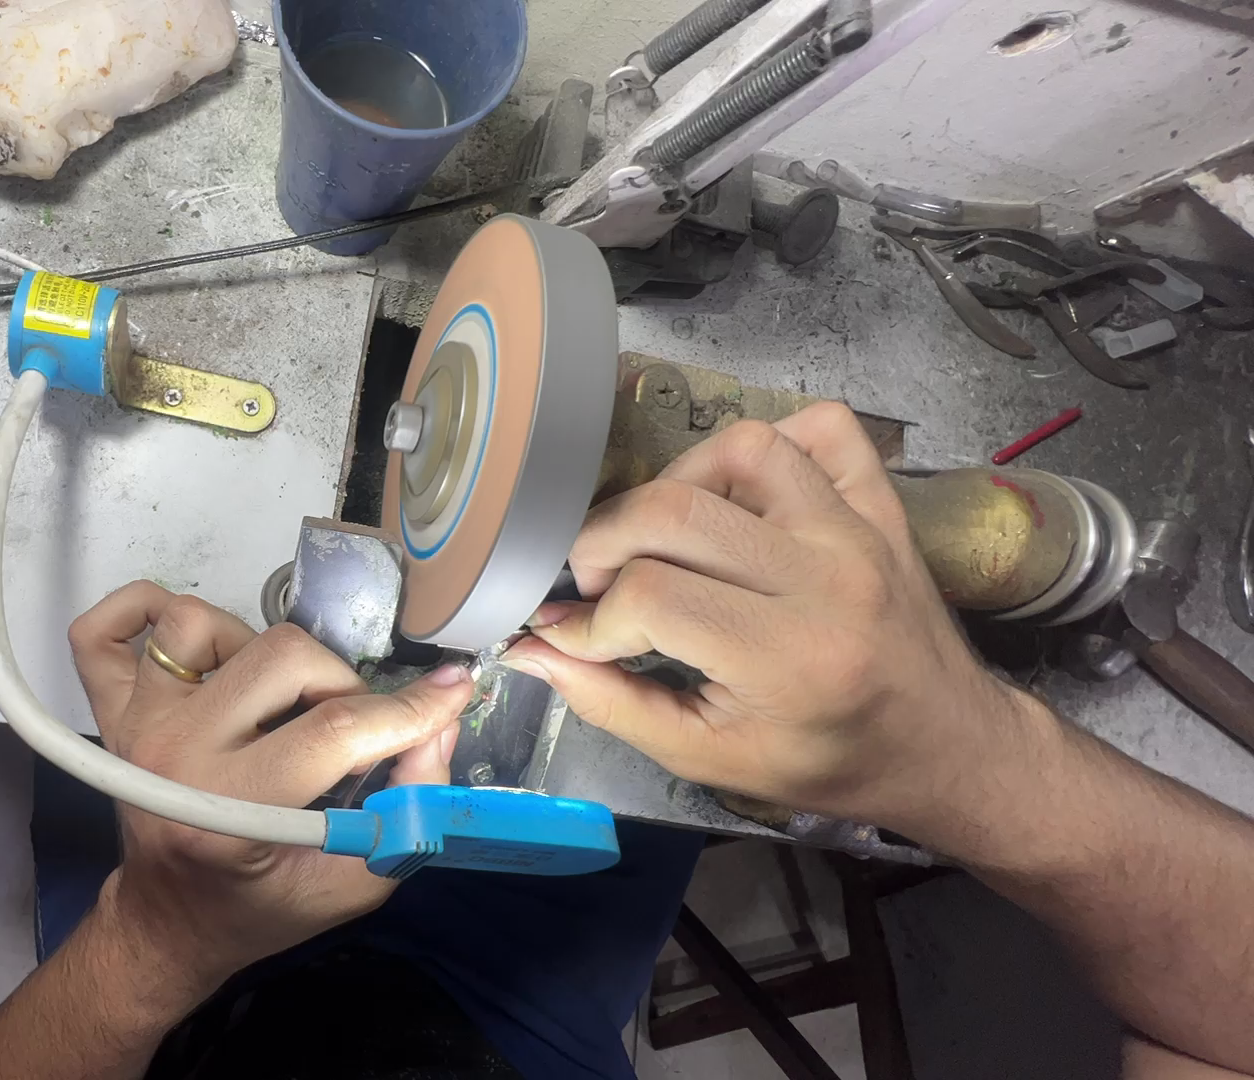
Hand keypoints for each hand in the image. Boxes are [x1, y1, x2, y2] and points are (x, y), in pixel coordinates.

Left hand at [67, 581, 470, 994]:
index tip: (451, 691)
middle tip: (344, 725)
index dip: (409, 708)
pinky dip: (143, 612)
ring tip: (268, 697)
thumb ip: (410, 807)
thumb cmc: (259, 907)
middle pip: (280, 656)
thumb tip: (441, 719)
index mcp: (229, 813)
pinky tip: (193, 648)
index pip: (334, 732)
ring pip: (200, 622)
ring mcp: (135, 721)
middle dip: (338, 683)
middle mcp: (173, 752)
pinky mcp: (110, 707)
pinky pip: (105, 628)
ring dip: (254, 647)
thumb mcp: (353, 885)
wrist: (168, 919)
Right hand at [502, 403, 1047, 835]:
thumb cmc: (823, 760)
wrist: (950, 748)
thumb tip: (529, 649)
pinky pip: (817, 429)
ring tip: (663, 538)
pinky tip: (733, 497)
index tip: (576, 638)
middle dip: (602, 544)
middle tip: (602, 585)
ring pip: (737, 449)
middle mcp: (827, 577)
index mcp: (788, 658)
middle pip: (672, 511)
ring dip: (672, 486)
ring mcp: (858, 528)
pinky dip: (761, 448)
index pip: (648, 596)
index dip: (589, 618)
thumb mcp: (703, 755)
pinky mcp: (877, 502)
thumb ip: (606, 700)